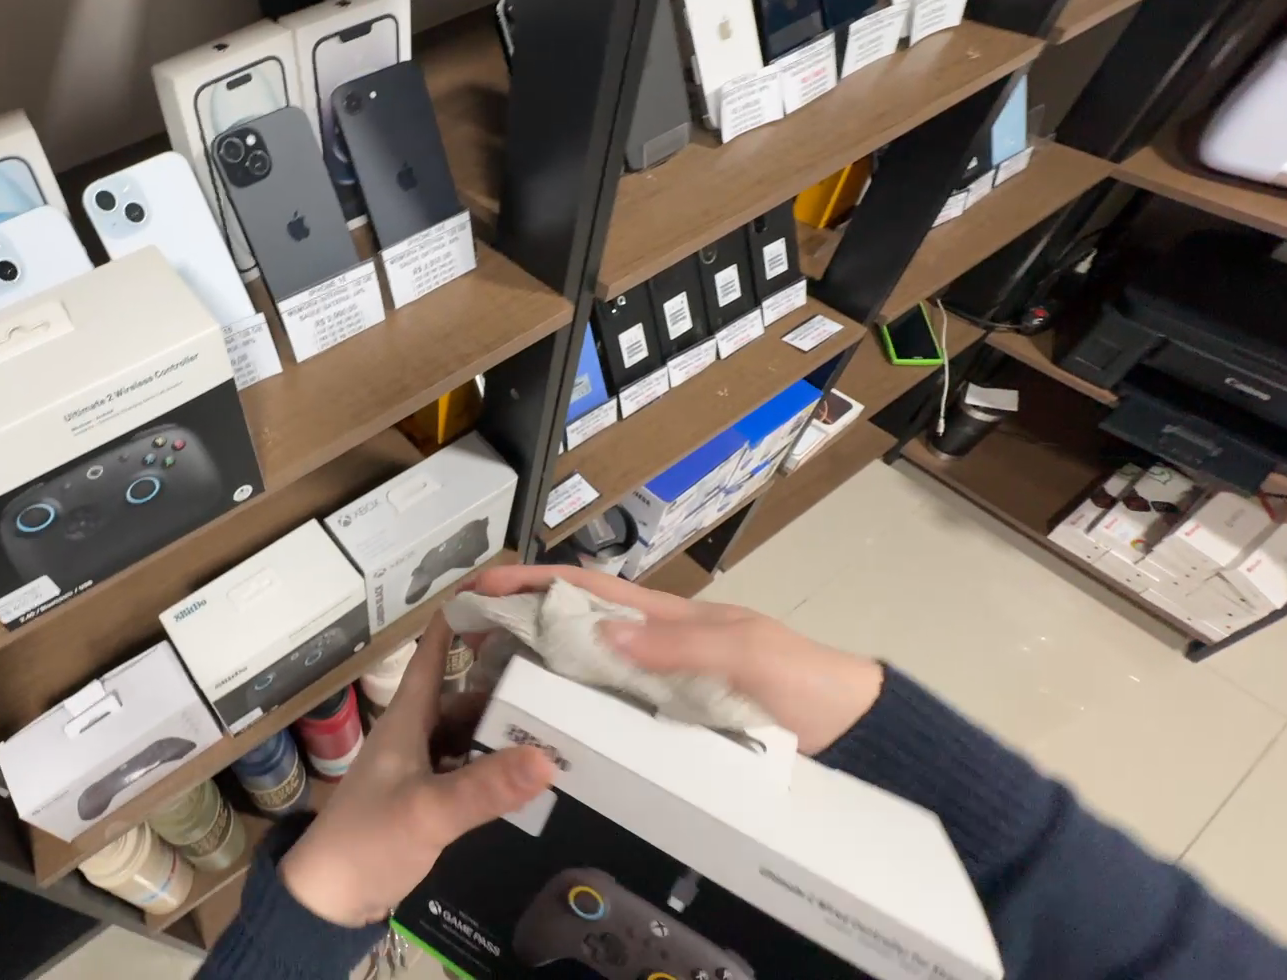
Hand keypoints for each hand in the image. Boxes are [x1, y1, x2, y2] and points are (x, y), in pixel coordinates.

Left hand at [278, 615, 556, 927]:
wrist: (332, 896)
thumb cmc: (369, 838)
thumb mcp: (429, 811)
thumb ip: (484, 787)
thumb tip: (547, 757)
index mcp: (409, 716)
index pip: (433, 651)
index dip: (460, 618)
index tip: (502, 594)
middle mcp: (418, 729)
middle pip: (463, 690)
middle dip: (503, 675)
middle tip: (558, 662)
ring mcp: (424, 762)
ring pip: (470, 728)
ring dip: (504, 721)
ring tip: (559, 710)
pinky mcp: (432, 792)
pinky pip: (471, 762)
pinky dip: (497, 759)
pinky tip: (529, 764)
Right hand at [465, 565, 883, 754]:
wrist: (850, 736)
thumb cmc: (798, 679)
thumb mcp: (743, 650)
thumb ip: (677, 642)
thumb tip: (598, 632)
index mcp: (660, 615)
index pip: (584, 587)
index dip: (531, 580)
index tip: (481, 583)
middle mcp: (645, 644)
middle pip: (569, 623)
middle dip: (516, 617)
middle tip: (466, 636)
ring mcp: (650, 684)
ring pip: (578, 666)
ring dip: (532, 663)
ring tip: (485, 679)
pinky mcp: (659, 721)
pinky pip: (602, 707)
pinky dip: (565, 704)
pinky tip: (541, 722)